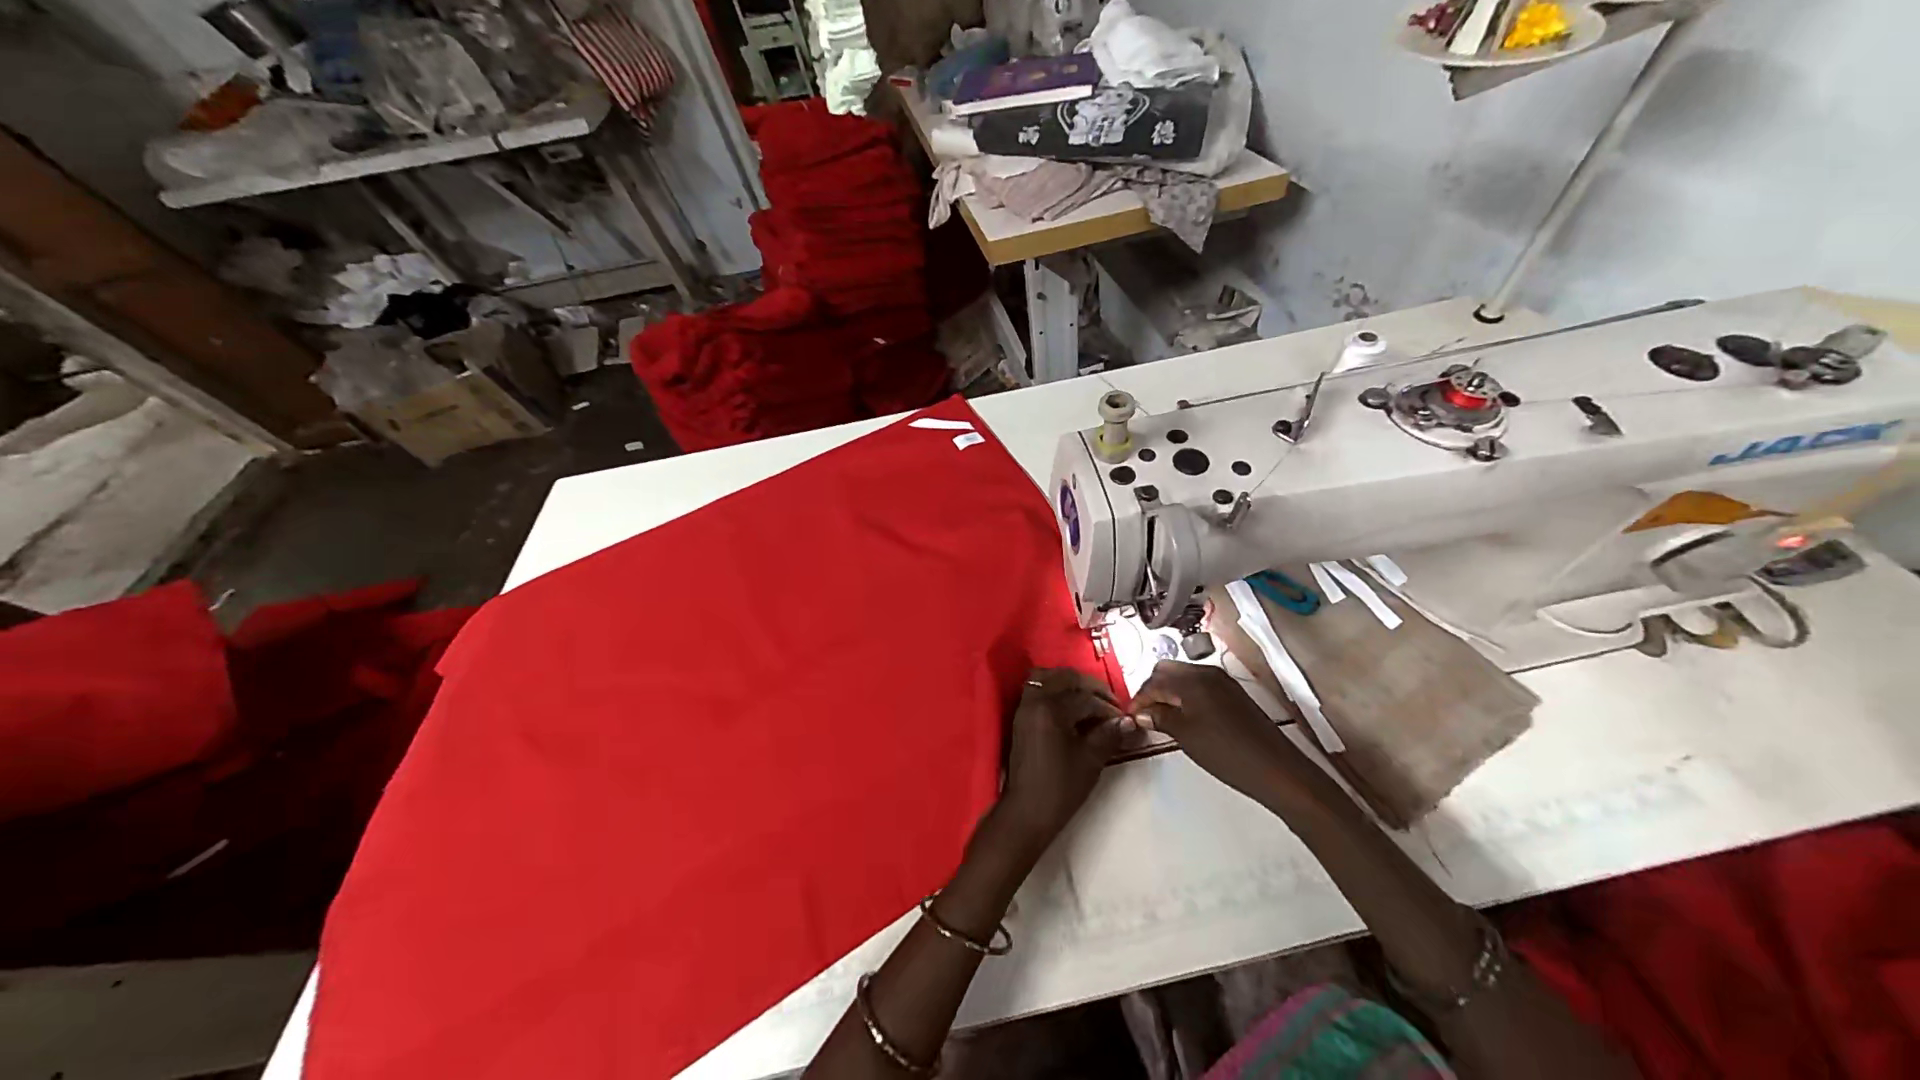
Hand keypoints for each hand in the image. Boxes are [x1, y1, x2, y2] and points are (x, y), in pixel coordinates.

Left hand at [995, 668, 1130, 847]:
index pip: (1085, 698)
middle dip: (1090, 687)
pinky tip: (1073, 711)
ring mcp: (1024, 709)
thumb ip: (1109, 735)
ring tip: (1091, 702)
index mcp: (1050, 709)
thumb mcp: (1090, 760)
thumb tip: (1129, 721)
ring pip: (1048, 680)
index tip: (1124, 719)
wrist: (1026, 812)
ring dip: (1070, 685)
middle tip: (1110, 703)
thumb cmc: (1060, 787)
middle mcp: (1034, 701)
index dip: (1108, 708)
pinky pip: (1038, 692)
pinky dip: (1056, 693)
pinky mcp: (1020, 719)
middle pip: (1065, 678)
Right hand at [1129, 661, 1304, 800]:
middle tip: (1144, 713)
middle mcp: (1208, 673)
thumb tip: (1143, 712)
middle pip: (1168, 670)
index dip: (1139, 697)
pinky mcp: (1234, 695)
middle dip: (1153, 688)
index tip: (1131, 714)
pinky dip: (1186, 696)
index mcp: (1193, 679)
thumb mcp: (1185, 736)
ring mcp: (1224, 682)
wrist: (1276, 768)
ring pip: (1185, 677)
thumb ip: (1160, 718)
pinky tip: (1185, 717)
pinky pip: (1200, 686)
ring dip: (1169, 691)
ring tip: (1162, 717)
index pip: (1154, 680)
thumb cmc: (1226, 752)